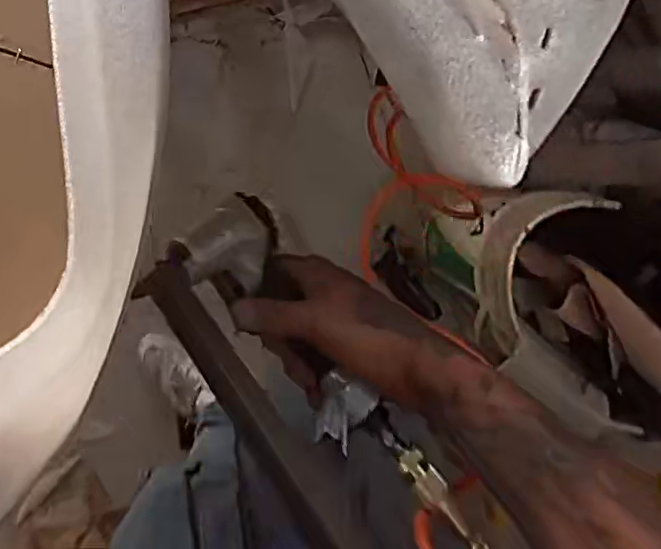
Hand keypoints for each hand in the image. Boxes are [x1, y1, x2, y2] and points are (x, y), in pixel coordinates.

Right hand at [230, 254, 483, 410]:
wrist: (428, 374)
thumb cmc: (369, 337)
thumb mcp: (314, 323)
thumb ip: (271, 314)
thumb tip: (231, 308)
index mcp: (313, 272)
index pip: (270, 268)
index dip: (256, 290)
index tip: (249, 319)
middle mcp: (322, 289)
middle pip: (280, 307)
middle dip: (281, 340)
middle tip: (292, 364)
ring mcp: (337, 317)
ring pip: (298, 334)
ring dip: (298, 361)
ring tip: (311, 384)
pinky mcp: (350, 343)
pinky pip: (318, 352)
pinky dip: (314, 370)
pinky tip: (319, 390)